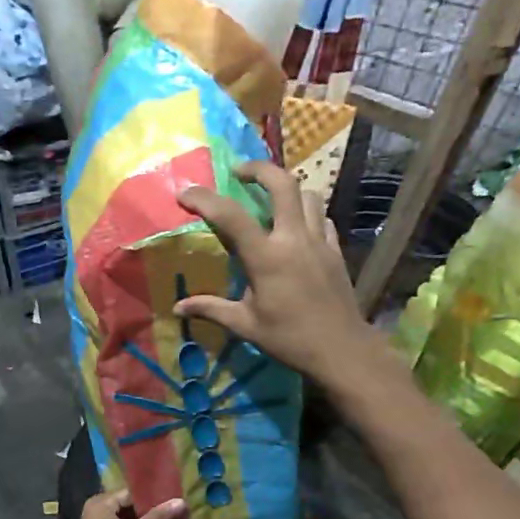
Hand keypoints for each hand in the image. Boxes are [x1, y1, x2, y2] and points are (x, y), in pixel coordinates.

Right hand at [174, 162, 389, 391]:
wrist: (341, 349)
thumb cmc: (289, 339)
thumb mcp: (245, 325)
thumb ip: (211, 309)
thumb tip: (178, 308)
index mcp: (266, 257)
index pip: (230, 216)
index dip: (204, 198)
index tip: (184, 191)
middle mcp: (294, 239)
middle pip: (283, 183)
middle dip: (259, 169)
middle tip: (240, 172)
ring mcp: (319, 241)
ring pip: (308, 195)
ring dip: (287, 189)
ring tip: (271, 199)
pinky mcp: (335, 250)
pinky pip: (322, 218)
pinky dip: (308, 213)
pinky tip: (297, 227)